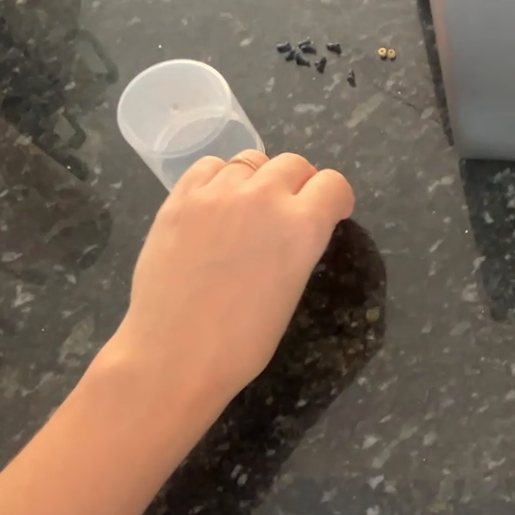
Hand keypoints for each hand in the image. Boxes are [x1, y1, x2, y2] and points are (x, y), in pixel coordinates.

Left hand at [103, 150, 355, 409]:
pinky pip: (209, 167)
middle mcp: (263, 198)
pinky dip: (220, 180)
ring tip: (248, 212)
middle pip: (293, 164)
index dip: (336, 199)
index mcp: (302, 228)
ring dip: (259, 180)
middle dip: (300, 185)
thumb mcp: (293, 290)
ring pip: (251, 161)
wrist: (178, 353)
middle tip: (290, 213)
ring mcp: (217, 193)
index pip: (333, 185)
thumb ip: (298, 246)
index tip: (331, 213)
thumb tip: (291, 228)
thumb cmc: (245, 341)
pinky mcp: (179, 198)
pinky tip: (216, 208)